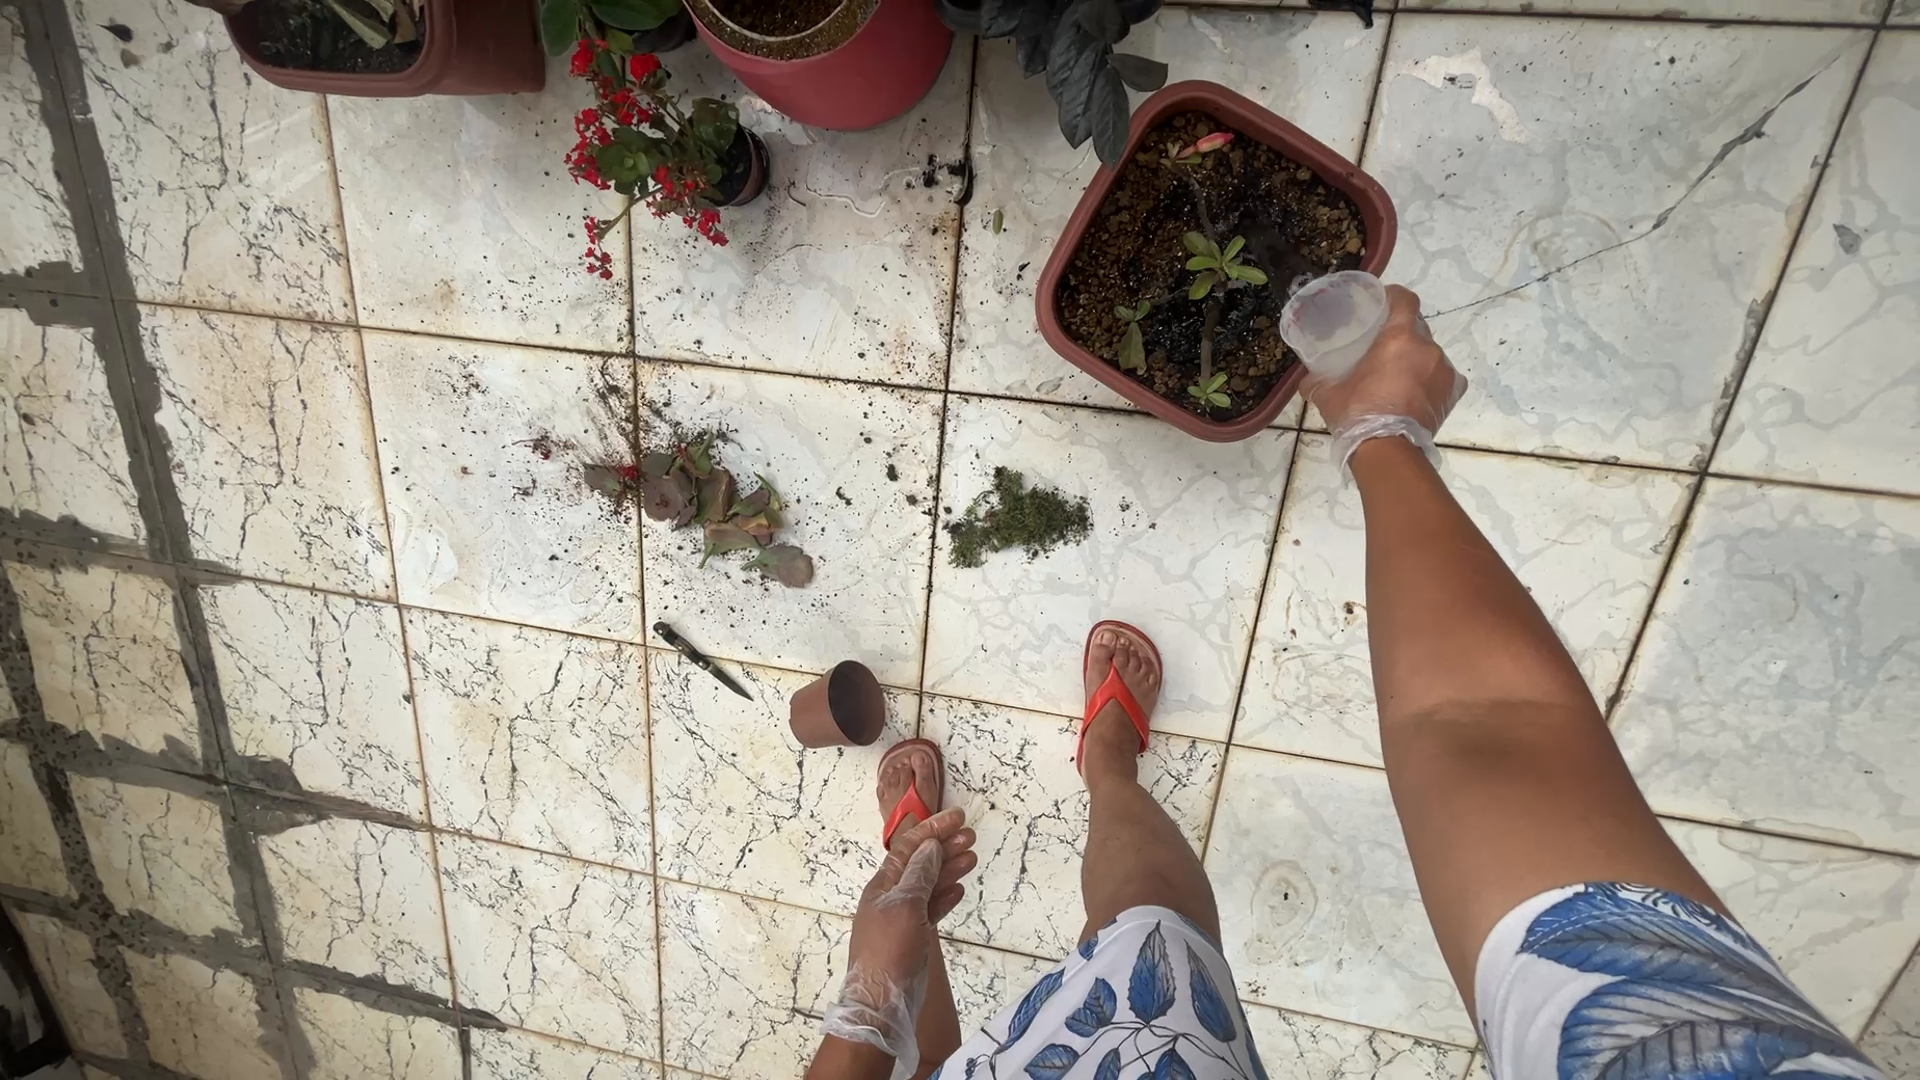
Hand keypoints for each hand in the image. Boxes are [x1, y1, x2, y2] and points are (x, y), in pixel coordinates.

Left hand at [849, 808, 976, 985]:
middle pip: (921, 862)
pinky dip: (945, 896)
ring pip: (929, 884)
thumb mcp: (905, 905)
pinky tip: (960, 889)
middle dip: (944, 846)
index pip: (909, 846)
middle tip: (971, 836)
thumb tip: (929, 846)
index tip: (958, 817)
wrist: (881, 1006)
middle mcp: (892, 895)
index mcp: (884, 883)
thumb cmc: (890, 950)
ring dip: (949, 868)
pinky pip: (931, 908)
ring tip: (972, 857)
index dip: (933, 828)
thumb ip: (919, 874)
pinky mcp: (913, 937)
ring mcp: (903, 917)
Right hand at [1303, 285, 1466, 468]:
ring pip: (1429, 354)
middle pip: (1416, 329)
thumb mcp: (1327, 395)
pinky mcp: (1453, 391)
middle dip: (1400, 334)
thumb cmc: (1356, 414)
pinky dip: (1428, 381)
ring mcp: (1445, 370)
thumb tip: (1307, 379)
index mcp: (1398, 340)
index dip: (1394, 295)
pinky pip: (1441, 377)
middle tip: (1382, 348)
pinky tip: (1414, 394)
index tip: (1382, 300)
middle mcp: (1428, 348)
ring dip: (1414, 360)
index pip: (1405, 300)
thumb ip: (1316, 381)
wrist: (1388, 450)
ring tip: (1396, 378)